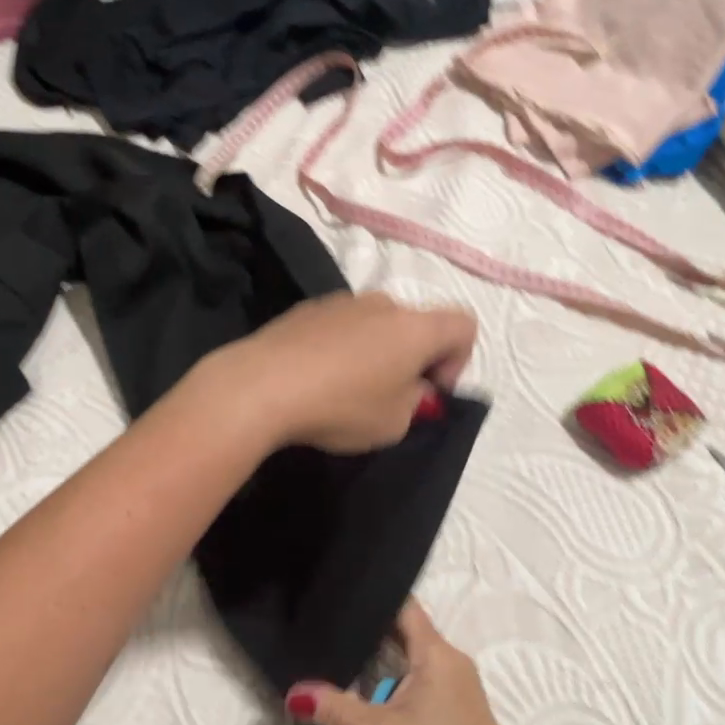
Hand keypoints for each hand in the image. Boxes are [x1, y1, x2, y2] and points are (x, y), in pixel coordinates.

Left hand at [195, 292, 475, 454]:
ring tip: (346, 390)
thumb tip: (408, 386)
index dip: (459, 359)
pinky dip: (337, 348)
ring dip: (373, 351)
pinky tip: (314, 379)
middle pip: (413, 323)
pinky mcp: (303, 310)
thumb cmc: (340, 406)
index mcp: (415, 326)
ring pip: (373, 324)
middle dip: (411, 357)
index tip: (431, 391)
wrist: (261, 385)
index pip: (463, 324)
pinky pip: (337, 327)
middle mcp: (380, 303)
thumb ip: (414, 401)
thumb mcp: (395, 422)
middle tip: (389, 397)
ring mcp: (338, 301)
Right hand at [286, 600, 553, 724]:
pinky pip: (424, 672)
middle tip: (332, 622)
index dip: (374, 594)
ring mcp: (459, 682)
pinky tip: (375, 689)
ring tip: (345, 651)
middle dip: (371, 627)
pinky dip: (398, 673)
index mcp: (437, 652)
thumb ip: (336, 710)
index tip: (342, 591)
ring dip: (384, 654)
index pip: (404, 605)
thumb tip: (294, 693)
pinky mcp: (460, 705)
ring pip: (414, 653)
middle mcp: (451, 658)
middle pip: (406, 628)